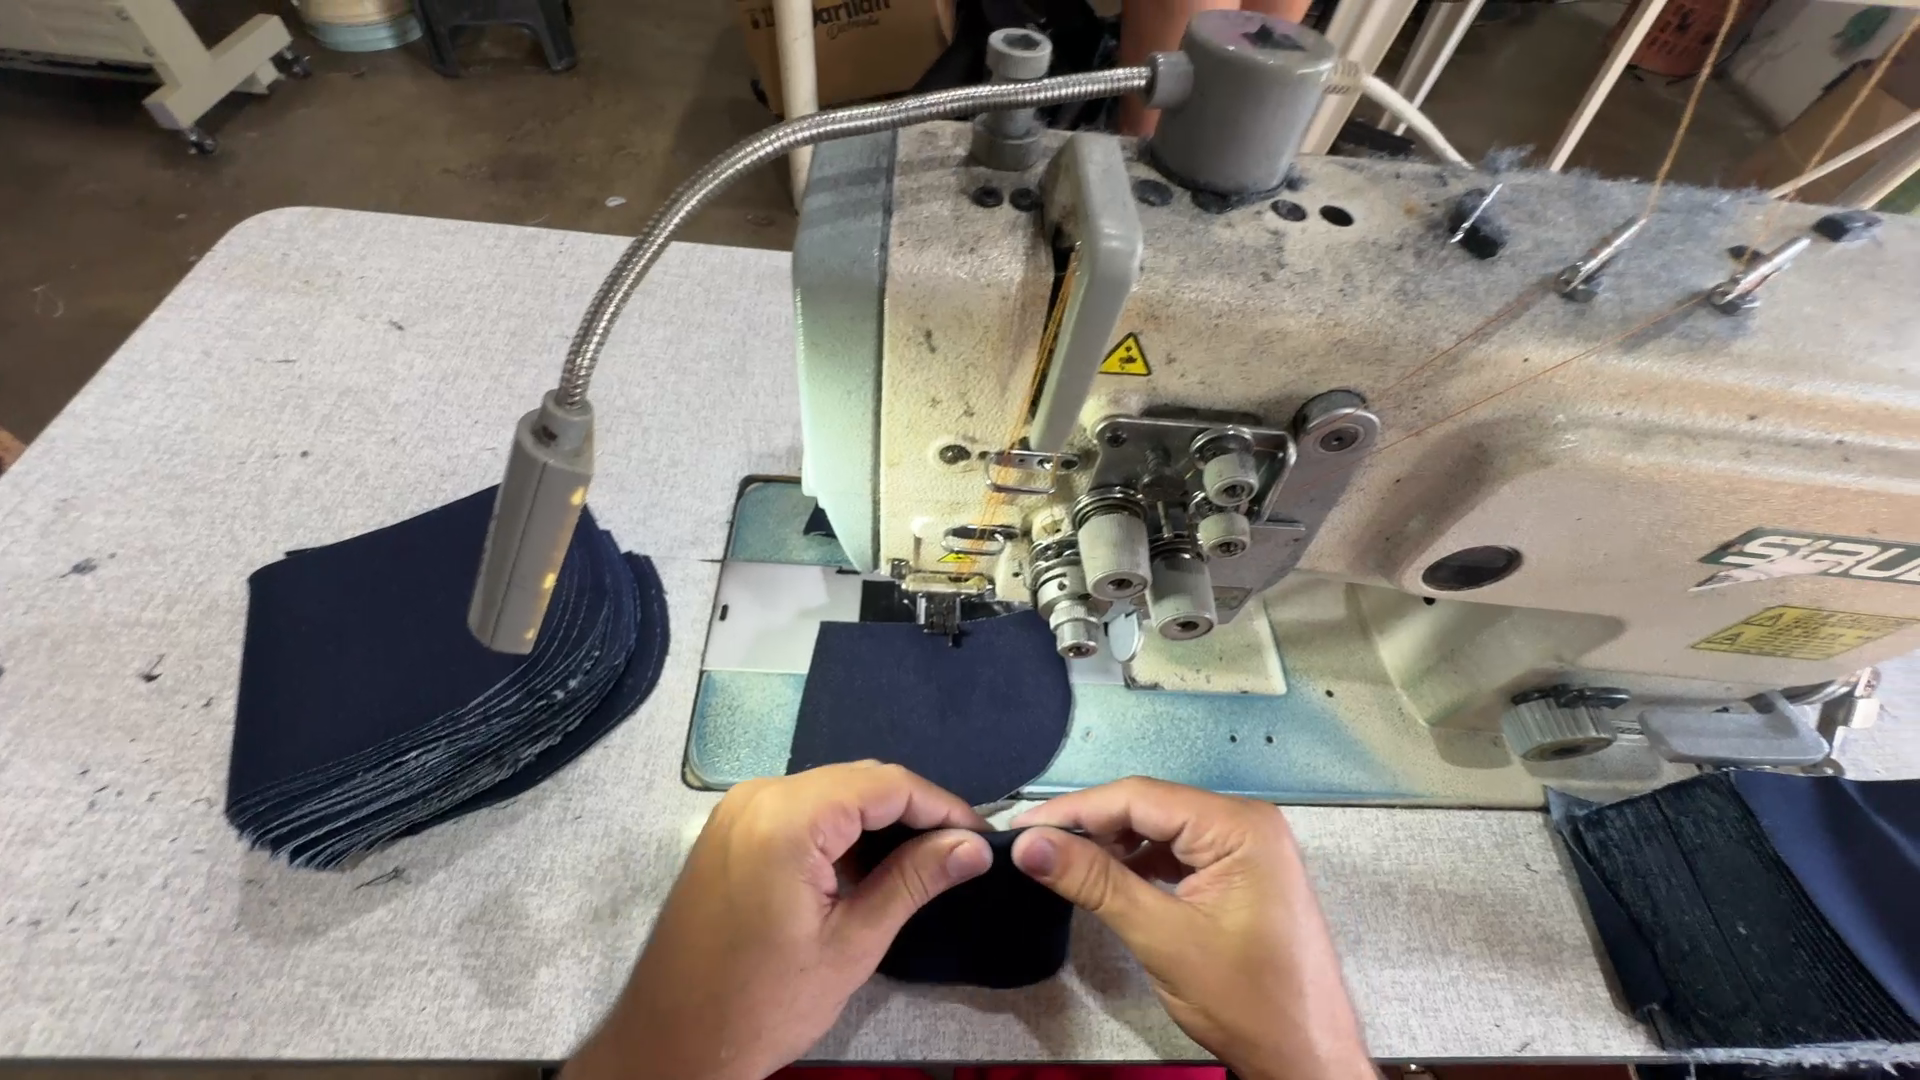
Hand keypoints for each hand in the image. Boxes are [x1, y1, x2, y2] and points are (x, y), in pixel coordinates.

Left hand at [567, 762, 991, 1079]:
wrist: (667, 1047)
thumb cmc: (762, 1005)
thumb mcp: (851, 945)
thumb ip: (914, 881)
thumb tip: (974, 847)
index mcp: (788, 817)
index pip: (886, 784)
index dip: (941, 806)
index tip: (980, 836)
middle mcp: (761, 793)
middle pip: (859, 780)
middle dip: (913, 811)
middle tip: (958, 850)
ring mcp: (742, 807)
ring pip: (834, 790)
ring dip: (879, 819)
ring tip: (923, 858)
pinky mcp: (734, 826)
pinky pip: (804, 807)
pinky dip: (842, 828)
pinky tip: (868, 864)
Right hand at [1010, 777, 1372, 1079]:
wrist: (1310, 1066)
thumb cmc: (1247, 1004)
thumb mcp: (1162, 938)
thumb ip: (1095, 882)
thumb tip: (1029, 844)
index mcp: (1237, 824)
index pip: (1139, 797)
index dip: (1075, 810)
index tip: (1023, 827)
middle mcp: (1242, 820)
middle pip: (1147, 807)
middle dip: (1090, 826)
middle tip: (1034, 846)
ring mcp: (1242, 845)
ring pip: (1157, 827)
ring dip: (1110, 844)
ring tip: (1061, 860)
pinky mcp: (1236, 869)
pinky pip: (1174, 850)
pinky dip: (1136, 862)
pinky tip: (1105, 876)